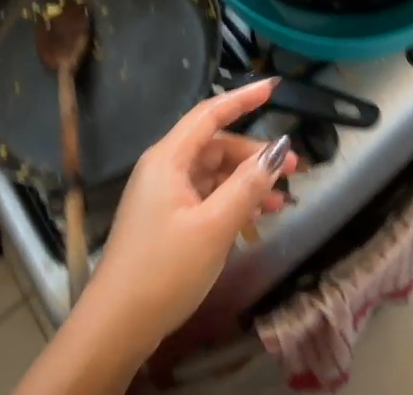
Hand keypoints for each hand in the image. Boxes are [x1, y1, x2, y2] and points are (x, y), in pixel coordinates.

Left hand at [80, 79, 299, 347]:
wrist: (118, 324)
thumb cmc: (165, 268)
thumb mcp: (214, 226)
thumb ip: (248, 185)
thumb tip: (278, 149)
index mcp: (169, 158)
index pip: (210, 113)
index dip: (242, 98)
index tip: (273, 87)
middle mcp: (164, 168)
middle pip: (216, 146)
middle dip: (254, 154)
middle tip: (294, 169)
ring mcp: (164, 195)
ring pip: (213, 173)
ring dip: (246, 182)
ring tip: (281, 200)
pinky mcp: (166, 219)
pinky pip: (206, 196)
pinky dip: (232, 202)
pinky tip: (256, 219)